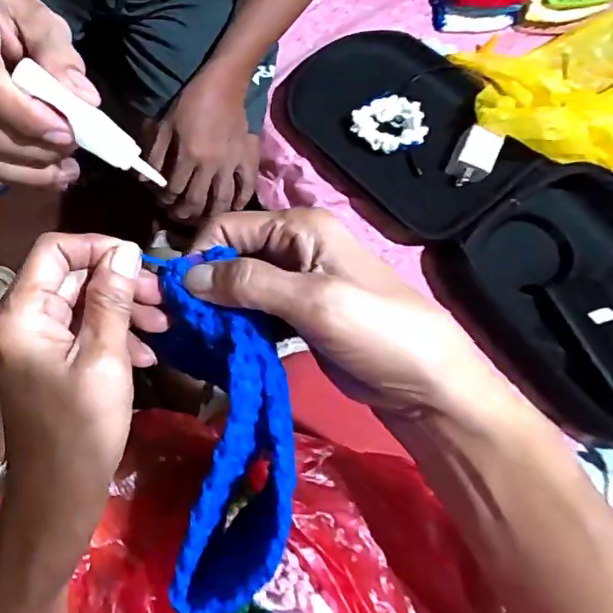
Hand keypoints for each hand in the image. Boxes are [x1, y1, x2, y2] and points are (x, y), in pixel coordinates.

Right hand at [0, 0, 93, 188]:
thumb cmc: (10, 14)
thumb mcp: (41, 18)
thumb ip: (61, 55)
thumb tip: (83, 100)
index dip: (23, 115)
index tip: (66, 130)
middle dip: (30, 147)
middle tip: (73, 146)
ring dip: (26, 168)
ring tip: (67, 167)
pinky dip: (18, 176)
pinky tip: (51, 175)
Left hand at [0, 234, 167, 532]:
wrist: (56, 500)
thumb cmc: (82, 431)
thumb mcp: (105, 359)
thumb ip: (111, 299)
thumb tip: (124, 249)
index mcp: (21, 313)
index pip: (54, 250)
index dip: (97, 247)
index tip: (140, 262)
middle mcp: (18, 321)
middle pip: (68, 277)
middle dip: (116, 282)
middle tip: (161, 298)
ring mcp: (30, 344)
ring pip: (78, 304)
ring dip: (119, 308)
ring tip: (162, 325)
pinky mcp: (45, 364)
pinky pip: (77, 333)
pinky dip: (110, 334)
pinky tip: (146, 353)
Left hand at [150, 68, 257, 221]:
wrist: (223, 85)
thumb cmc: (190, 103)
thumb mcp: (165, 127)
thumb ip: (155, 155)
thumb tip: (145, 182)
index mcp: (189, 155)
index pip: (174, 189)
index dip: (165, 199)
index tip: (162, 200)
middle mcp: (211, 164)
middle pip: (197, 201)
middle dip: (184, 213)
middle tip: (178, 216)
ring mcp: (232, 163)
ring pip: (222, 201)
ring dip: (209, 214)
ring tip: (200, 218)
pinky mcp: (248, 159)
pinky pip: (247, 187)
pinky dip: (240, 202)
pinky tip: (231, 208)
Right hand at [186, 210, 513, 419]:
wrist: (428, 385)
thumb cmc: (376, 331)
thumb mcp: (311, 301)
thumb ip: (248, 283)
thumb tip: (187, 276)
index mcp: (299, 227)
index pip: (227, 227)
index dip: (201, 257)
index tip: (183, 297)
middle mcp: (293, 246)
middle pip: (230, 256)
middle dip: (206, 286)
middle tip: (190, 324)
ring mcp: (295, 281)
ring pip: (238, 286)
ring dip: (220, 310)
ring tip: (205, 339)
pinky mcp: (295, 313)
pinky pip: (253, 311)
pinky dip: (237, 325)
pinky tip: (226, 346)